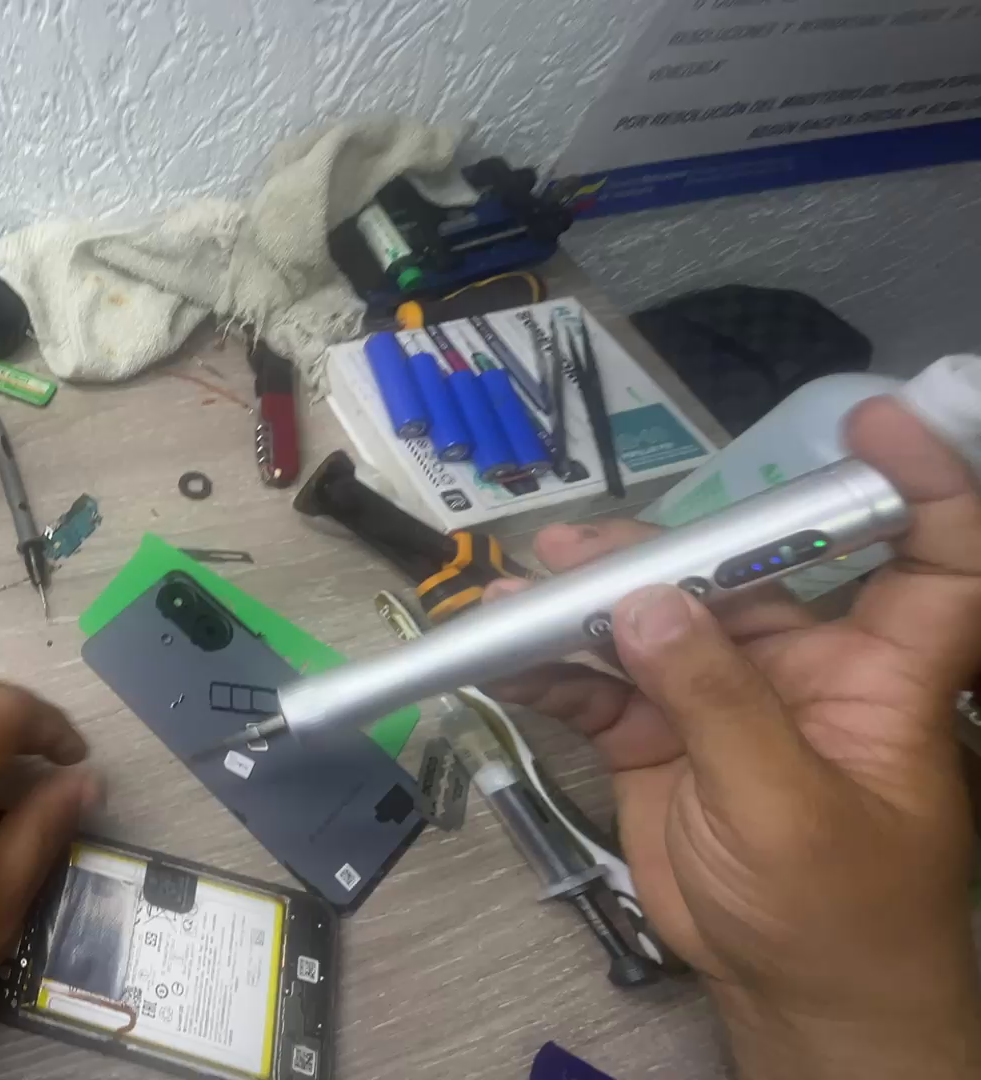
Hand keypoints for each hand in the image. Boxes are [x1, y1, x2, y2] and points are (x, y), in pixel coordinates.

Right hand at [486, 399, 980, 1078]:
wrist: (785, 990)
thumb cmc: (837, 909)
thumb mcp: (787, 804)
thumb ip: (715, 699)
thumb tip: (642, 602)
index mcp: (874, 678)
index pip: (930, 563)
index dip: (917, 488)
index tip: (864, 428)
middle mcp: (789, 670)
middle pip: (724, 583)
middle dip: (648, 558)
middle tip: (566, 551)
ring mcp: (705, 697)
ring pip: (635, 628)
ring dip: (568, 614)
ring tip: (505, 603)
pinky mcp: (644, 730)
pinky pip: (585, 684)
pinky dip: (537, 674)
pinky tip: (495, 666)